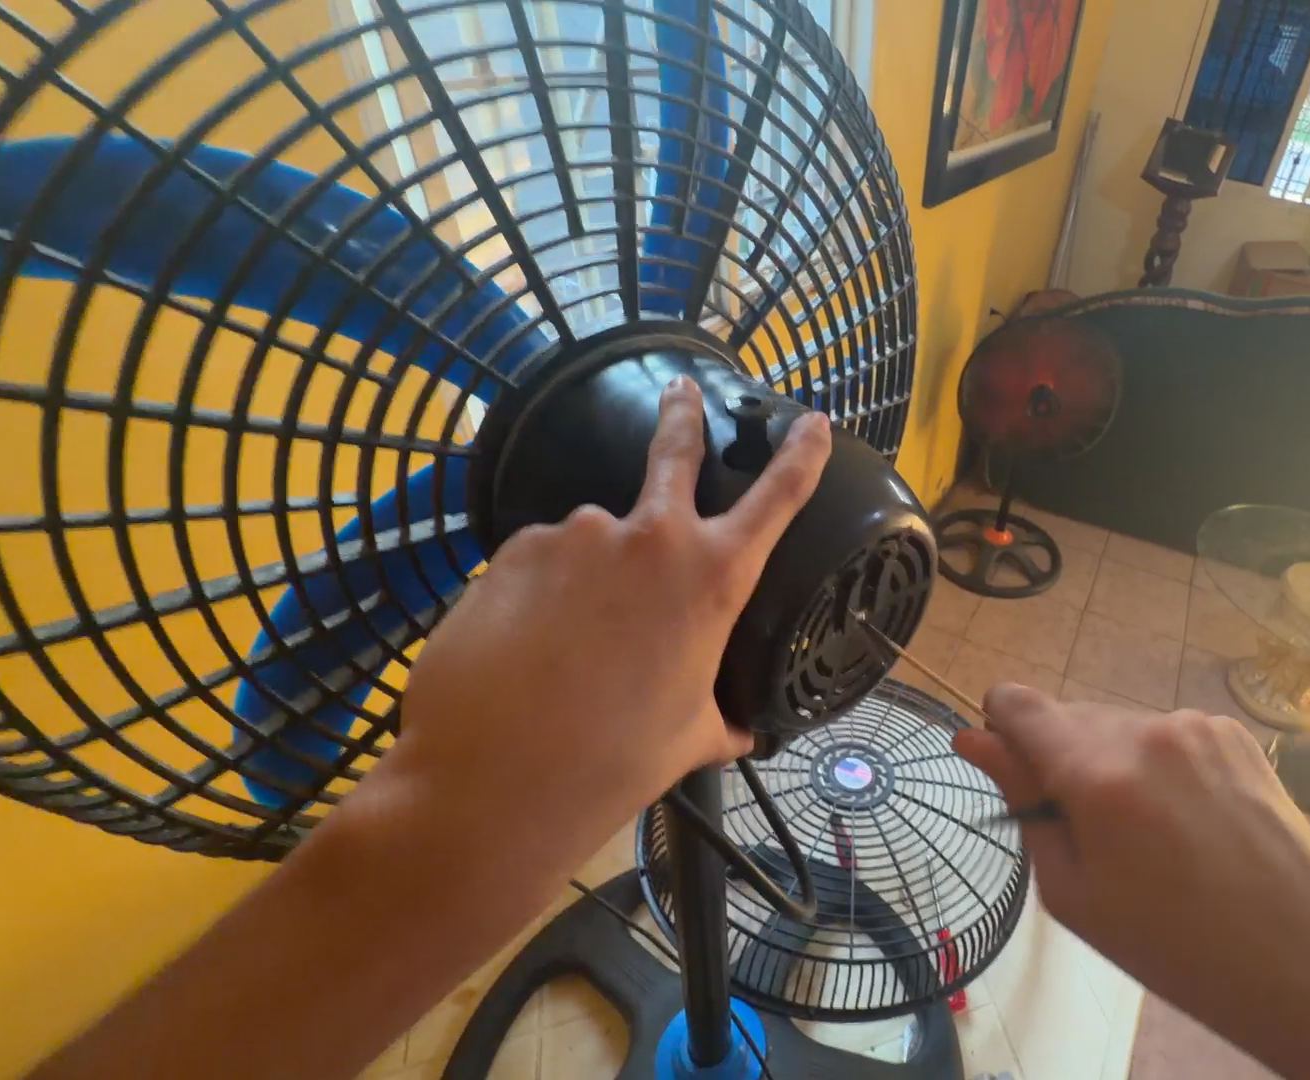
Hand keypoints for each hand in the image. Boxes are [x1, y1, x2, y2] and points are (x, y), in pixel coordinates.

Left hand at [382, 376, 831, 889]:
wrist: (497, 779)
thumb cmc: (618, 757)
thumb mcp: (692, 737)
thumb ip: (724, 720)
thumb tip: (744, 734)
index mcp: (712, 578)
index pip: (776, 499)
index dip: (801, 456)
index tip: (813, 422)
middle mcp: (650, 539)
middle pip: (674, 452)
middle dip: (683, 416)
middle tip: (680, 389)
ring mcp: (577, 536)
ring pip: (596, 540)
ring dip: (595, 571)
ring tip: (570, 640)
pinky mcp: (514, 550)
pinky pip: (545, 562)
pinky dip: (546, 590)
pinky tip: (531, 641)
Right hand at [954, 686, 1309, 1045]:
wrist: (1297, 957)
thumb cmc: (1167, 942)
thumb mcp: (1071, 888)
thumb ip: (1020, 800)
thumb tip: (973, 738)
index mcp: (1097, 774)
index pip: (1018, 704)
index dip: (1000, 722)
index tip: (1009, 759)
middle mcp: (1145, 731)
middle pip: (1068, 718)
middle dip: (1061, 758)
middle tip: (1091, 827)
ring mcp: (1194, 725)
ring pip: (1118, 726)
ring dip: (1111, 759)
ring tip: (1150, 827)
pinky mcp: (1231, 730)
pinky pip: (1165, 732)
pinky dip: (1158, 761)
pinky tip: (1188, 813)